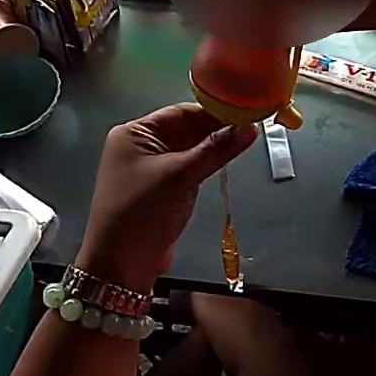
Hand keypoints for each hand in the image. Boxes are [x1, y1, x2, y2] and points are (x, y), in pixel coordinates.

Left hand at [75, 104, 258, 292]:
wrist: (122, 265)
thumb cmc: (143, 212)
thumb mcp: (181, 176)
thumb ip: (216, 149)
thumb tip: (249, 128)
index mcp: (134, 133)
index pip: (181, 112)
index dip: (214, 111)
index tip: (246, 110)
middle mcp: (141, 146)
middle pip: (187, 129)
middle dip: (218, 128)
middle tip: (253, 124)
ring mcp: (151, 169)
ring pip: (190, 149)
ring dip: (214, 146)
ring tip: (247, 139)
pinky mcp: (162, 189)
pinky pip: (189, 168)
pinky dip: (207, 163)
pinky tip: (228, 159)